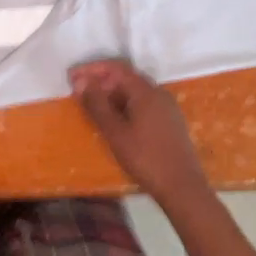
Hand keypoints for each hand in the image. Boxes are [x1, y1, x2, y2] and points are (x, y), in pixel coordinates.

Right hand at [70, 59, 207, 203]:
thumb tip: (81, 81)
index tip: (72, 77)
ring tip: (93, 107)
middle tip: (79, 93)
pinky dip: (125, 105)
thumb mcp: (115, 132)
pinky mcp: (170, 121)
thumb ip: (97, 105)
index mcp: (146, 92)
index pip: (116, 68)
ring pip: (135, 92)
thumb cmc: (145, 158)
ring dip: (112, 95)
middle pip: (126, 78)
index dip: (92, 69)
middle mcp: (159, 93)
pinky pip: (143, 104)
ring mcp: (167, 108)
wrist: (183, 188)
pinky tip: (115, 120)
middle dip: (101, 82)